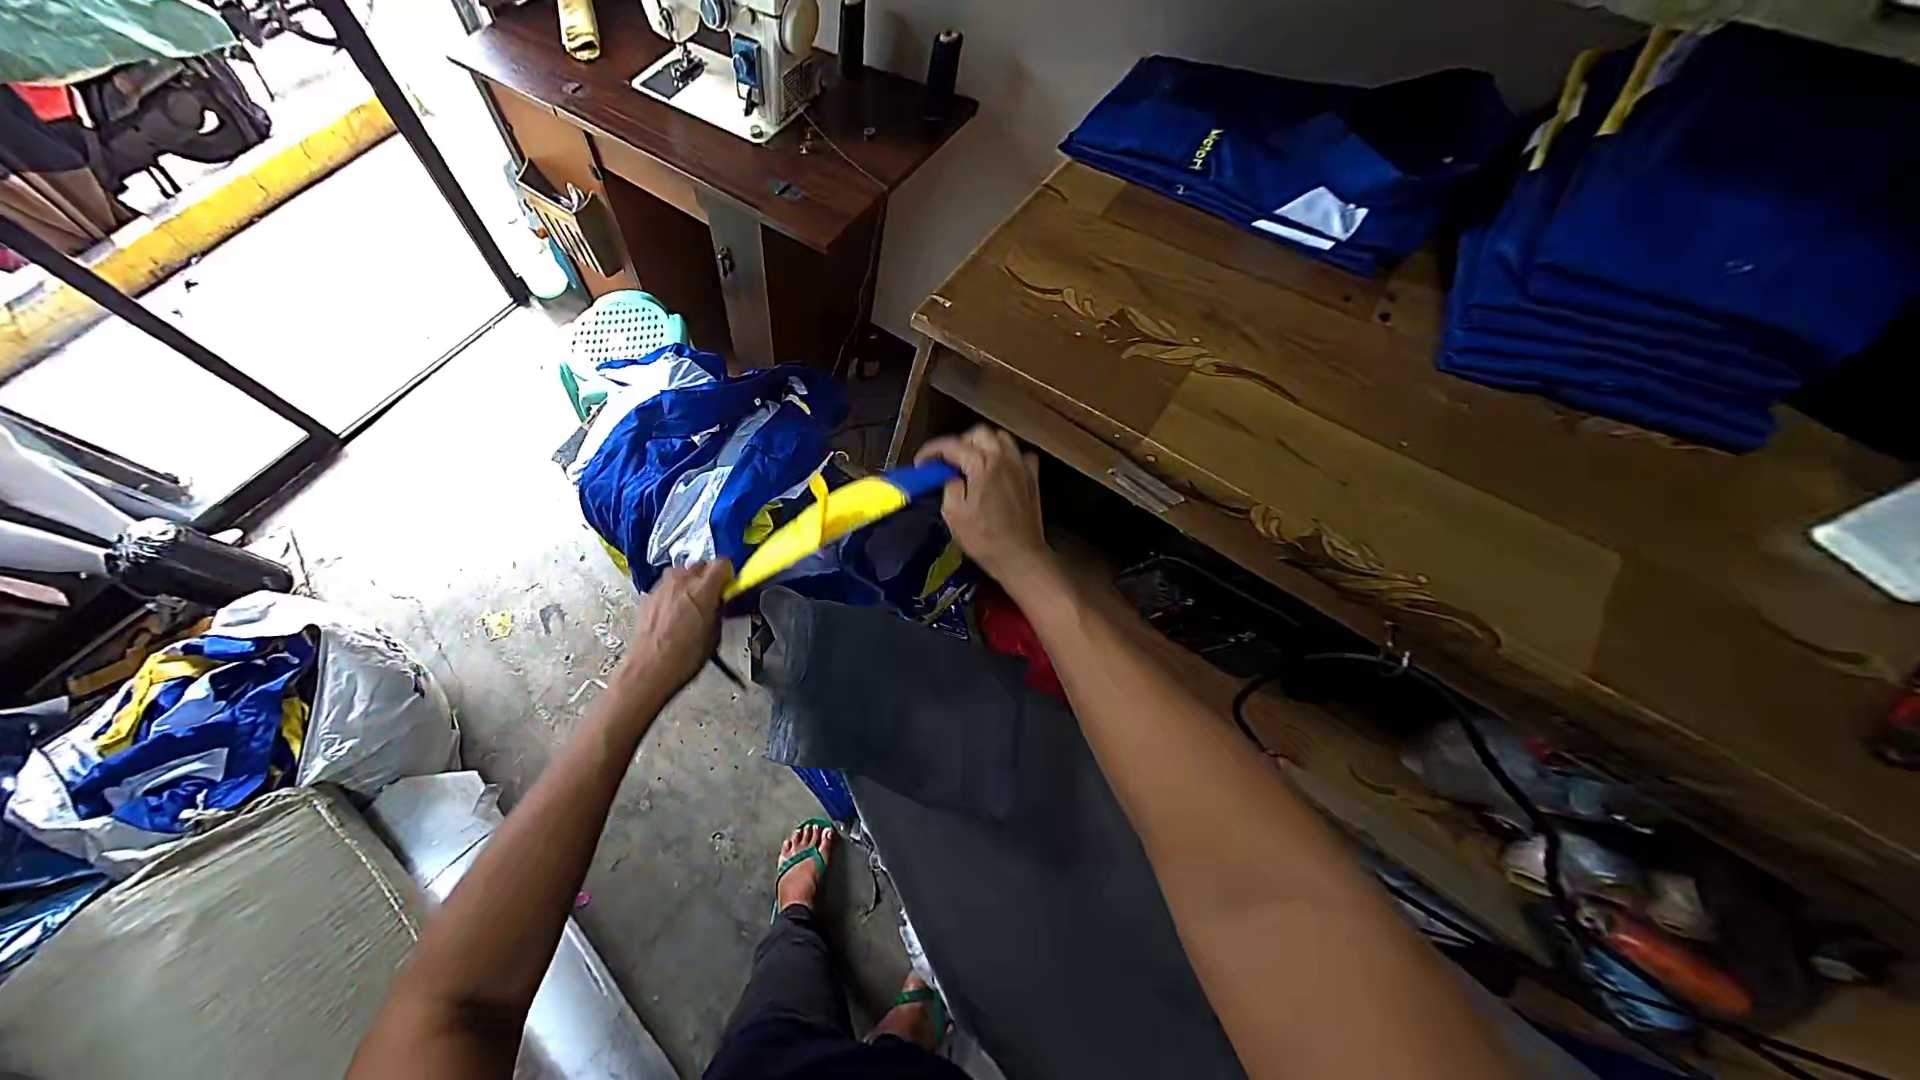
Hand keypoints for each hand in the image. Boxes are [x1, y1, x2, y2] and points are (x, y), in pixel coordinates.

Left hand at [614, 560, 732, 711]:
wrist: (649, 670)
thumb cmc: (681, 658)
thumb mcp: (715, 634)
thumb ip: (719, 610)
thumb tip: (721, 604)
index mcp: (703, 589)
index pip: (722, 563)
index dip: (728, 575)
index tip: (729, 585)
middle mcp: (681, 582)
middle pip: (701, 565)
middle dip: (708, 577)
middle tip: (713, 595)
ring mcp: (662, 588)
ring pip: (681, 573)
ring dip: (689, 583)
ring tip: (692, 604)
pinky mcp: (648, 597)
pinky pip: (665, 587)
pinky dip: (673, 594)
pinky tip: (675, 614)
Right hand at [915, 425, 1053, 586]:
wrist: (1020, 556)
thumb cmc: (983, 538)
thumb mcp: (954, 514)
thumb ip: (949, 485)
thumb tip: (952, 475)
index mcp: (982, 464)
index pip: (952, 445)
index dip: (932, 451)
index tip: (921, 463)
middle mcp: (1003, 457)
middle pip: (979, 433)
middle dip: (960, 443)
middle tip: (949, 463)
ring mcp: (1021, 465)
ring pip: (1001, 438)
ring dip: (984, 445)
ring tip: (973, 463)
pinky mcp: (1033, 477)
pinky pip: (1020, 454)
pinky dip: (1007, 456)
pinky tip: (1000, 470)